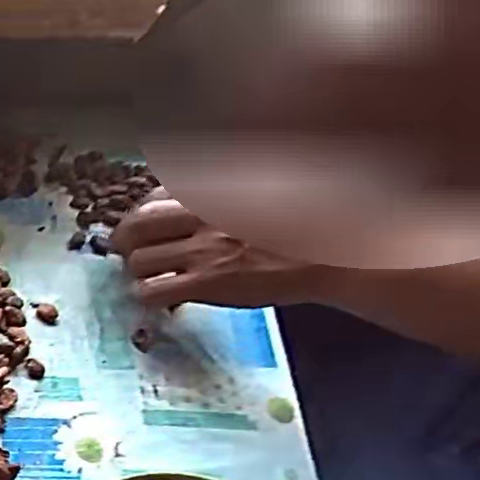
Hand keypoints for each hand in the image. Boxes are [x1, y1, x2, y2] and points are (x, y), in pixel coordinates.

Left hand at [111, 189, 331, 308]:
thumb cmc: (313, 216)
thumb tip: (186, 191)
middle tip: (134, 252)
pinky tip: (168, 295)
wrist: (354, 247)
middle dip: (125, 241)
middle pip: (134, 225)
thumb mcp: (269, 183)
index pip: (153, 196)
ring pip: (137, 262)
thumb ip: (226, 186)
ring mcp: (206, 248)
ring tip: (160, 274)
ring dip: (141, 271)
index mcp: (222, 185)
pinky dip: (149, 296)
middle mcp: (208, 212)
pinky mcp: (208, 281)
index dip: (144, 214)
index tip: (151, 226)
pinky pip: (150, 292)